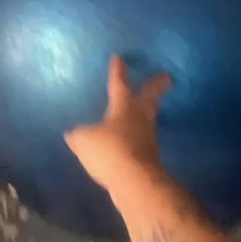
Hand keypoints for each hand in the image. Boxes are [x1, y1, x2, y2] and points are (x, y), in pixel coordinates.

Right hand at [65, 56, 171, 191]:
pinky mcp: (147, 162)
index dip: (118, 72)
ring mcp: (147, 141)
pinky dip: (131, 144)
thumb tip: (74, 134)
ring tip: (137, 115)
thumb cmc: (110, 151)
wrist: (135, 184)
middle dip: (156, 87)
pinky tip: (120, 150)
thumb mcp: (84, 139)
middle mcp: (139, 121)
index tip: (120, 58)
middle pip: (149, 100)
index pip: (120, 85)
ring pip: (147, 123)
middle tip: (166, 77)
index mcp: (123, 109)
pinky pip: (138, 146)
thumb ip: (79, 135)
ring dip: (144, 116)